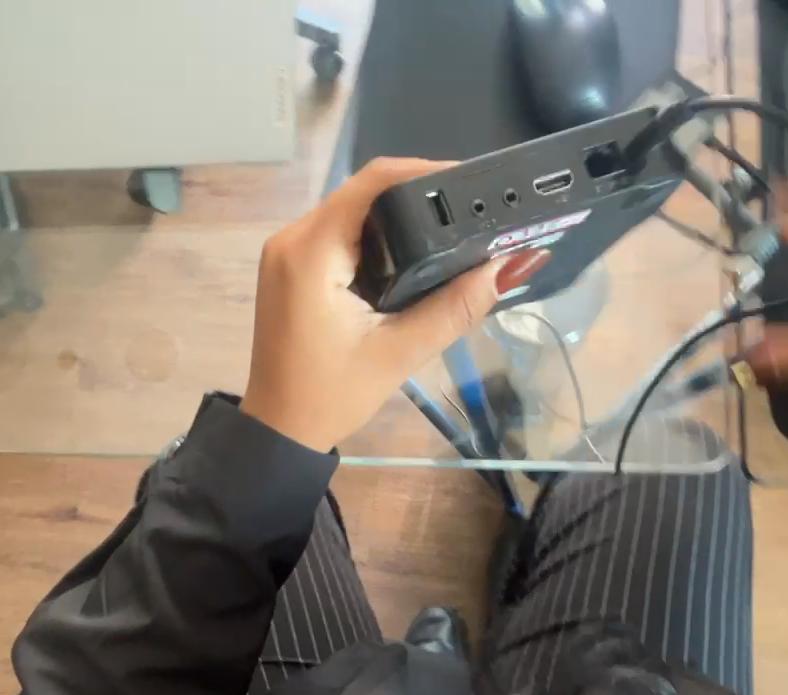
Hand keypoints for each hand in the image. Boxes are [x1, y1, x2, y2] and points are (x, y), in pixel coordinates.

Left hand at [241, 158, 551, 450]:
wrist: (281, 430)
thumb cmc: (331, 397)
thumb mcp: (400, 354)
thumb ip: (455, 308)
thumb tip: (507, 266)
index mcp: (310, 251)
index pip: (373, 182)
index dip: (427, 172)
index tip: (472, 185)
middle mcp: (291, 239)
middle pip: (362, 193)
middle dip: (417, 199)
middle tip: (468, 218)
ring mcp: (285, 253)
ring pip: (350, 213)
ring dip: (395, 221)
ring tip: (445, 239)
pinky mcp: (289, 269)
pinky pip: (336, 235)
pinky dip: (373, 241)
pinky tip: (404, 261)